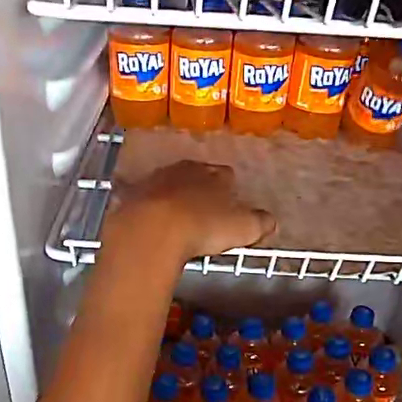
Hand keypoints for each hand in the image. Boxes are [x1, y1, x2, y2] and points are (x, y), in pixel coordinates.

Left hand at [105, 161, 275, 263]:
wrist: (152, 230)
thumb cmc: (202, 226)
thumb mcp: (242, 228)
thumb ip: (259, 222)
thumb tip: (271, 220)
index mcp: (212, 175)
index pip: (225, 175)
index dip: (229, 187)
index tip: (230, 198)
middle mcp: (182, 171)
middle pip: (194, 174)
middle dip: (198, 186)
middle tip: (203, 205)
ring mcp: (153, 182)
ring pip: (166, 184)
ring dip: (171, 195)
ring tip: (176, 214)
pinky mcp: (129, 197)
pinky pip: (141, 201)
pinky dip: (146, 208)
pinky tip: (148, 221)